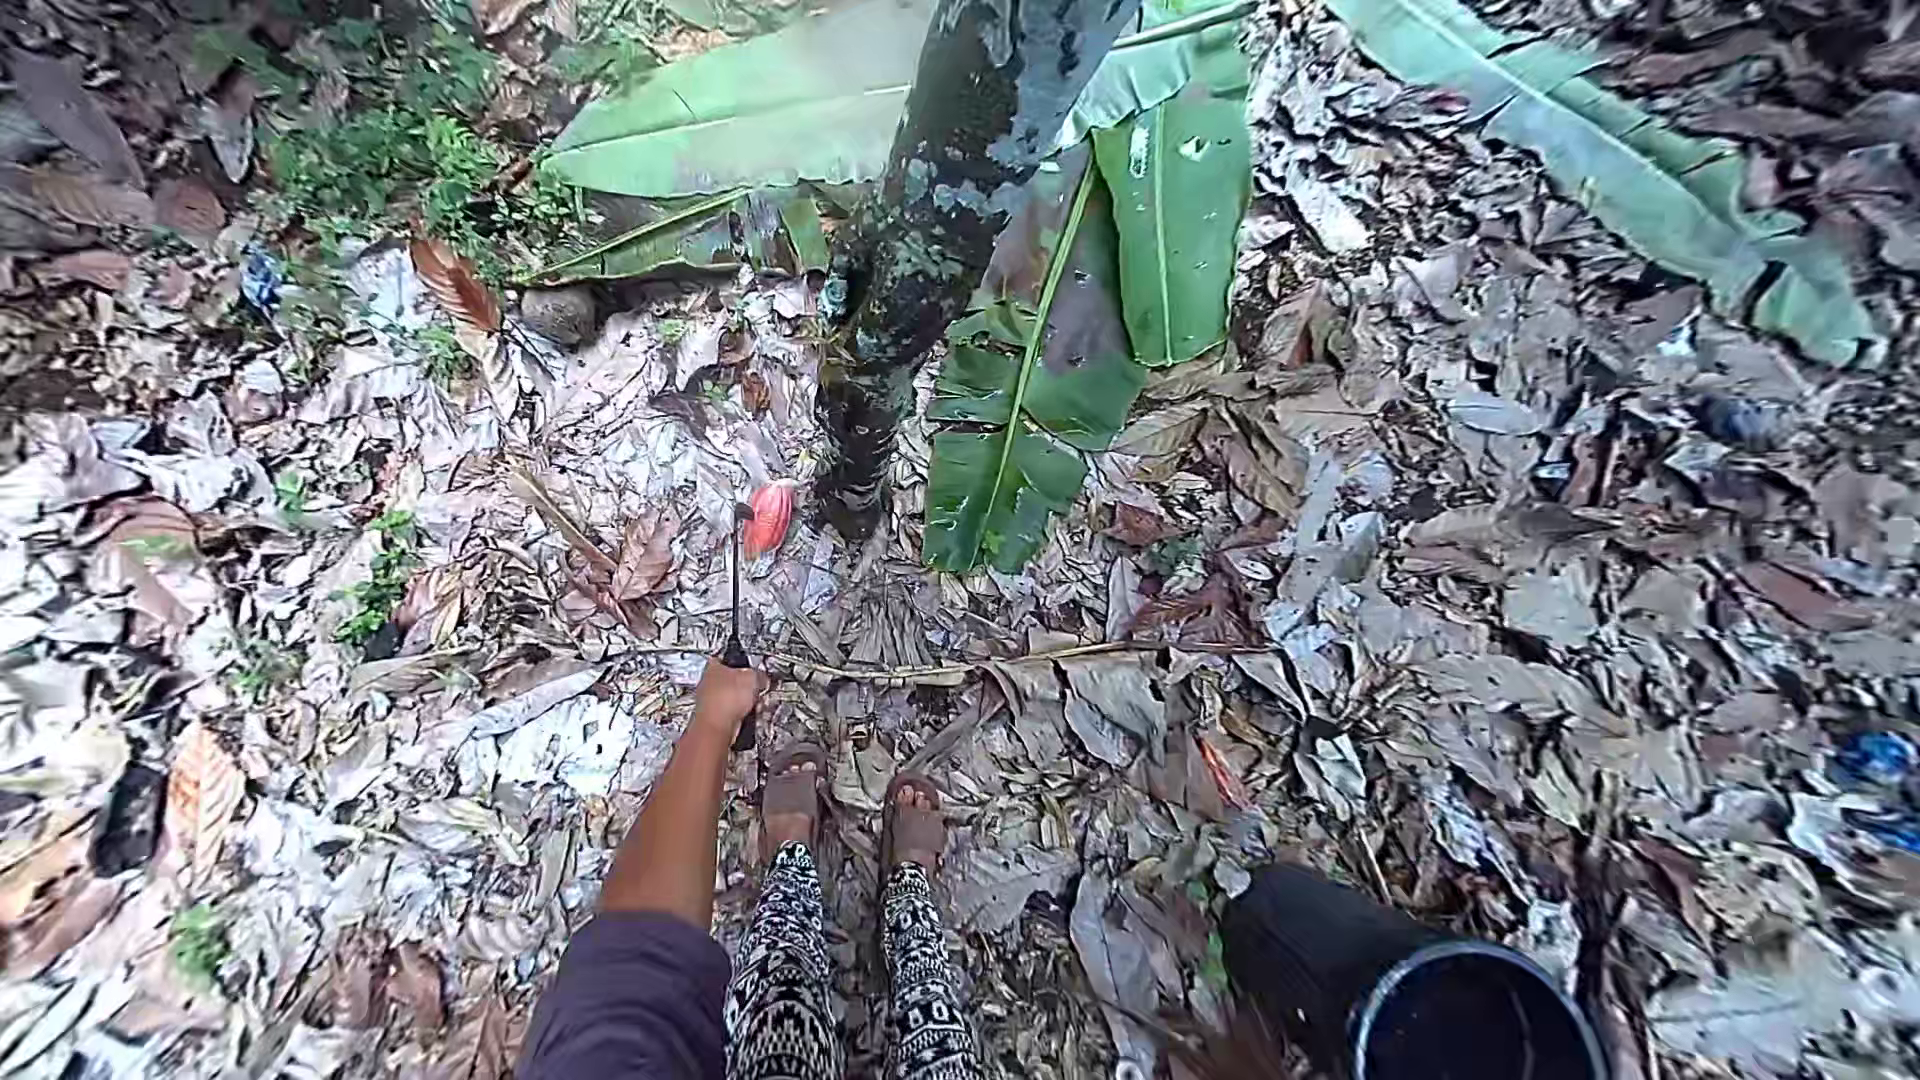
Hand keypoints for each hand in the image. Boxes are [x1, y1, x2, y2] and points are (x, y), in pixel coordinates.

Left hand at [692, 658, 763, 735]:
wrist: (717, 729)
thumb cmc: (725, 700)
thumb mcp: (753, 677)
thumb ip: (758, 674)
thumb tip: (762, 677)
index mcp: (713, 667)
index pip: (725, 657)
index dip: (739, 660)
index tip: (749, 664)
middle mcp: (707, 683)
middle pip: (732, 679)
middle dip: (746, 684)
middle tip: (756, 685)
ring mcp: (710, 702)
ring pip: (734, 697)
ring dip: (746, 700)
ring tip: (754, 703)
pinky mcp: (715, 718)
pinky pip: (734, 712)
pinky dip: (742, 714)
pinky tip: (748, 715)